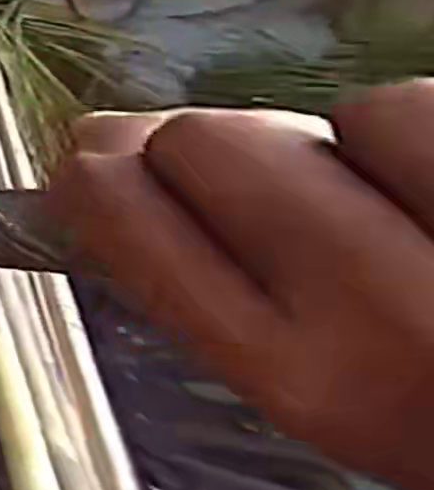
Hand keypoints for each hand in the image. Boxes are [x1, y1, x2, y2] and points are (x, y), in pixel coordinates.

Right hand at [47, 81, 433, 489]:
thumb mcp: (306, 354)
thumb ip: (177, 246)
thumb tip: (88, 132)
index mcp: (297, 378)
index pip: (107, 194)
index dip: (114, 168)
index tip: (141, 173)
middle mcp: (402, 342)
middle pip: (212, 137)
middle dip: (254, 153)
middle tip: (327, 203)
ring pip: (369, 111)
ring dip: (394, 144)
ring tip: (430, 203)